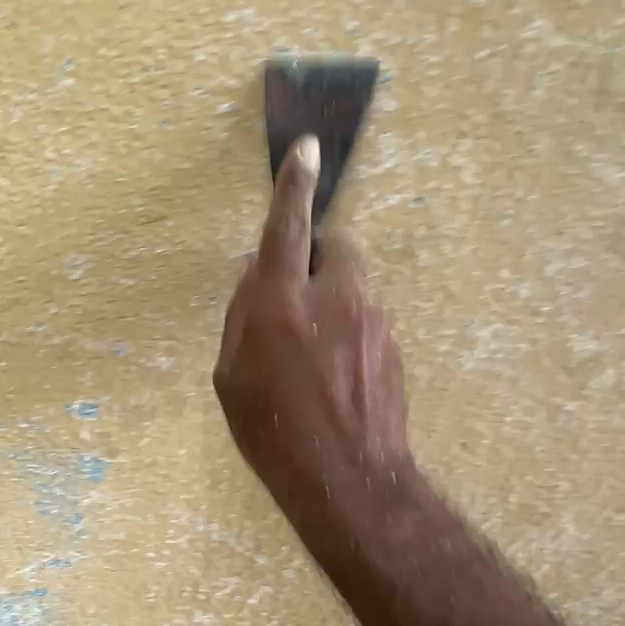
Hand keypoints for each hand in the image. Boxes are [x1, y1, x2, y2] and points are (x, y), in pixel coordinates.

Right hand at [213, 135, 411, 520]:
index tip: (306, 149)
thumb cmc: (270, 432)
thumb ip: (242, 320)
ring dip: (332, 306)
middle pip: (337, 248)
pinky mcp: (394, 343)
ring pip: (352, 289)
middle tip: (295, 304)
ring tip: (312, 363)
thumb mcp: (230, 379)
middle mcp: (333, 299)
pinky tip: (334, 382)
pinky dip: (348, 336)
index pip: (286, 231)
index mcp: (280, 306)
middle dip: (318, 262)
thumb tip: (256, 278)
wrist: (345, 476)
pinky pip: (366, 321)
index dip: (293, 187)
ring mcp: (372, 319)